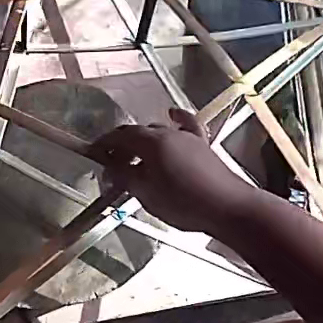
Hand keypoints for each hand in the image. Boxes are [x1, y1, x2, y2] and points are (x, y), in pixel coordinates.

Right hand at [88, 109, 262, 233]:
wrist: (228, 207)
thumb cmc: (184, 202)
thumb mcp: (146, 193)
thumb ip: (125, 177)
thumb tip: (111, 168)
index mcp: (151, 142)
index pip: (120, 136)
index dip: (104, 144)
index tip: (94, 153)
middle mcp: (168, 133)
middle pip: (138, 133)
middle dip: (122, 145)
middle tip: (111, 163)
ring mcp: (188, 137)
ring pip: (159, 132)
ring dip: (144, 141)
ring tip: (135, 157)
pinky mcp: (203, 146)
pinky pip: (187, 126)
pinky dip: (177, 119)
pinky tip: (172, 114)